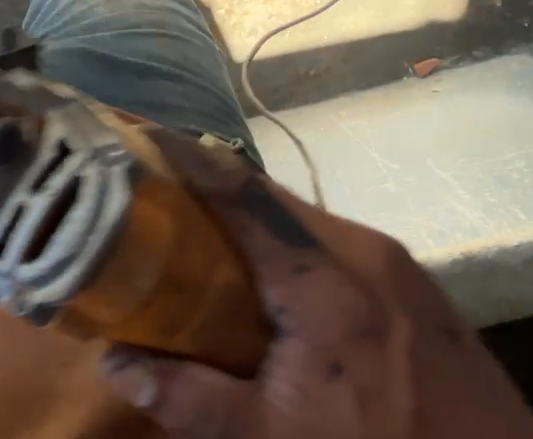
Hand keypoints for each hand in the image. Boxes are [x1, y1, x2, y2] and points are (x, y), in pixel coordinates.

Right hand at [99, 132, 532, 438]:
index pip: (238, 191)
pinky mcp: (417, 287)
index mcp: (323, 280)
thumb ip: (190, 399)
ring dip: (244, 212)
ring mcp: (397, 265)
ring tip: (195, 227)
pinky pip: (329, 239)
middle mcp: (362, 251)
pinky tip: (265, 273)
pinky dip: (283, 239)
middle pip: (265, 194)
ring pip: (299, 215)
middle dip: (204, 183)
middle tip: (149, 189)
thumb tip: (115, 360)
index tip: (133, 131)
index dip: (183, 155)